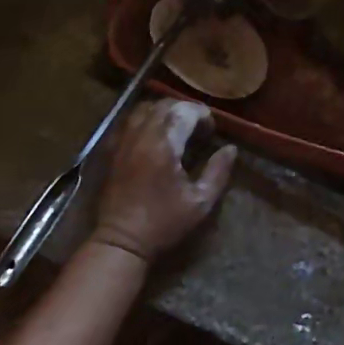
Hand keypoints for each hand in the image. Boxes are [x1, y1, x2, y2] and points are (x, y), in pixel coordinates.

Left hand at [91, 99, 238, 262]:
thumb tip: (231, 149)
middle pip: (165, 105)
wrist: (121, 239)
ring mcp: (123, 139)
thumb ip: (218, 172)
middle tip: (198, 127)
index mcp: (164, 145)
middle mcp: (141, 134)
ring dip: (164, 112)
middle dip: (185, 110)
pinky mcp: (112, 148)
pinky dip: (145, 120)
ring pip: (145, 108)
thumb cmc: (164, 223)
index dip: (202, 114)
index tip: (212, 129)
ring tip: (177, 128)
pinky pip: (130, 121)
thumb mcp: (200, 202)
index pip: (185, 111)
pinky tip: (155, 136)